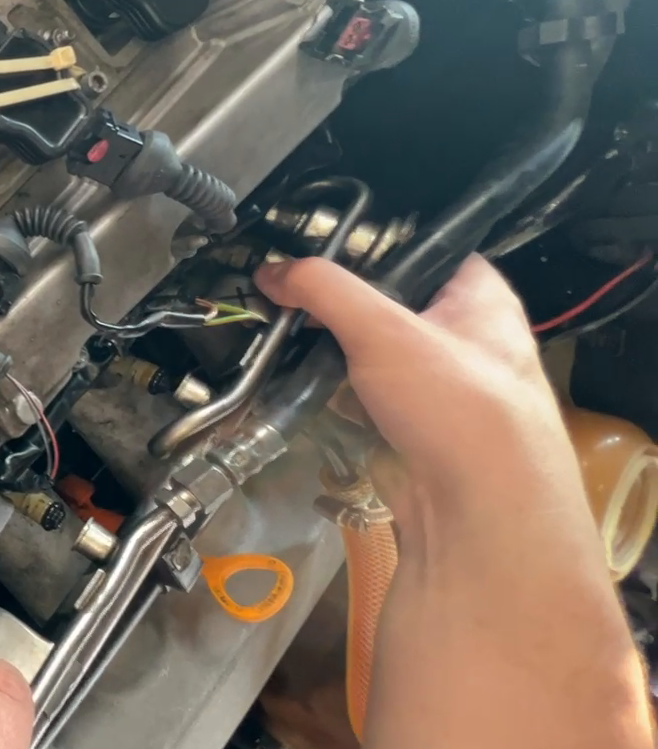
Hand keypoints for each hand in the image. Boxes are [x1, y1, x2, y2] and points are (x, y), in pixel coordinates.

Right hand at [253, 254, 592, 561]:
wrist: (476, 506)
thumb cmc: (456, 406)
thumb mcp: (383, 329)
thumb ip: (322, 289)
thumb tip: (270, 271)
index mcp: (478, 298)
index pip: (421, 247)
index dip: (368, 242)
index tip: (312, 245)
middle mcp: (458, 332)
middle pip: (379, 296)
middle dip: (328, 297)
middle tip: (280, 290)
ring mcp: (430, 376)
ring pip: (360, 340)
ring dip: (320, 340)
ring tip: (279, 331)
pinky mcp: (402, 411)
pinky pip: (351, 379)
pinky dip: (323, 376)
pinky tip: (296, 373)